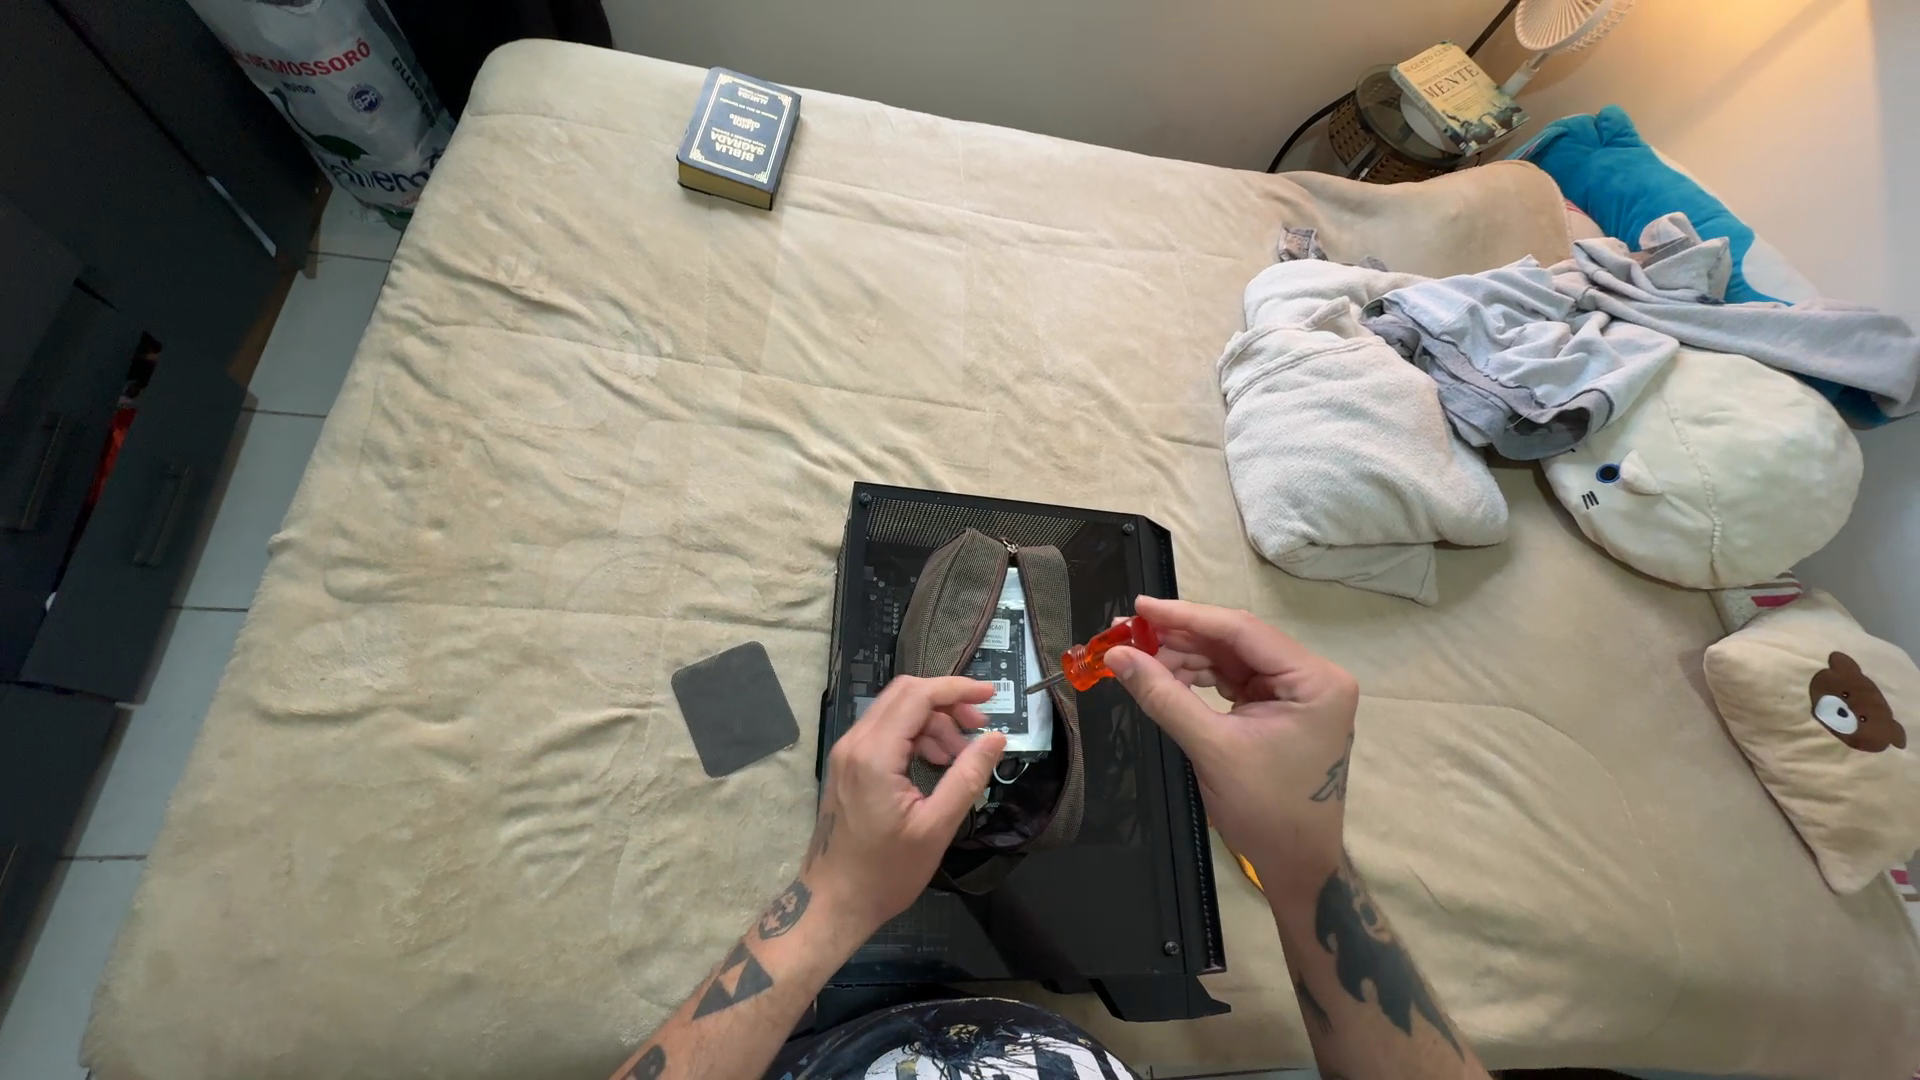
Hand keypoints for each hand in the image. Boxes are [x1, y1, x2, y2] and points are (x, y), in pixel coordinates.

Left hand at [802, 676, 1007, 936]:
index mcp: (875, 754)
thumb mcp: (936, 827)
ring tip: (960, 757)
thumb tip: (996, 739)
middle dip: (948, 703)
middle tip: (980, 729)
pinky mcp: (848, 764)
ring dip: (934, 724)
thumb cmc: (886, 872)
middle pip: (905, 694)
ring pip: (897, 712)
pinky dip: (916, 738)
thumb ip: (967, 777)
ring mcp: (848, 752)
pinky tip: (936, 764)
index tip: (990, 695)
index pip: (917, 695)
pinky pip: (886, 732)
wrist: (833, 903)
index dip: (957, 688)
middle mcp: (855, 742)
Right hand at [1105, 597, 1357, 897]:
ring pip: (1227, 656)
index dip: (1185, 616)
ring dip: (1182, 657)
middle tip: (1127, 634)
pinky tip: (1163, 675)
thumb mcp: (1210, 748)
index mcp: (1313, 680)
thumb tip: (1116, 656)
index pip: (1241, 630)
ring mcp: (1294, 690)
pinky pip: (1229, 677)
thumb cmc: (1266, 809)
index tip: (1139, 608)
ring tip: (1138, 658)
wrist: (1296, 863)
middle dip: (1179, 637)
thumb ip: (1162, 695)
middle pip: (1233, 639)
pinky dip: (1195, 676)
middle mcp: (1310, 675)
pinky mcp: (1277, 704)